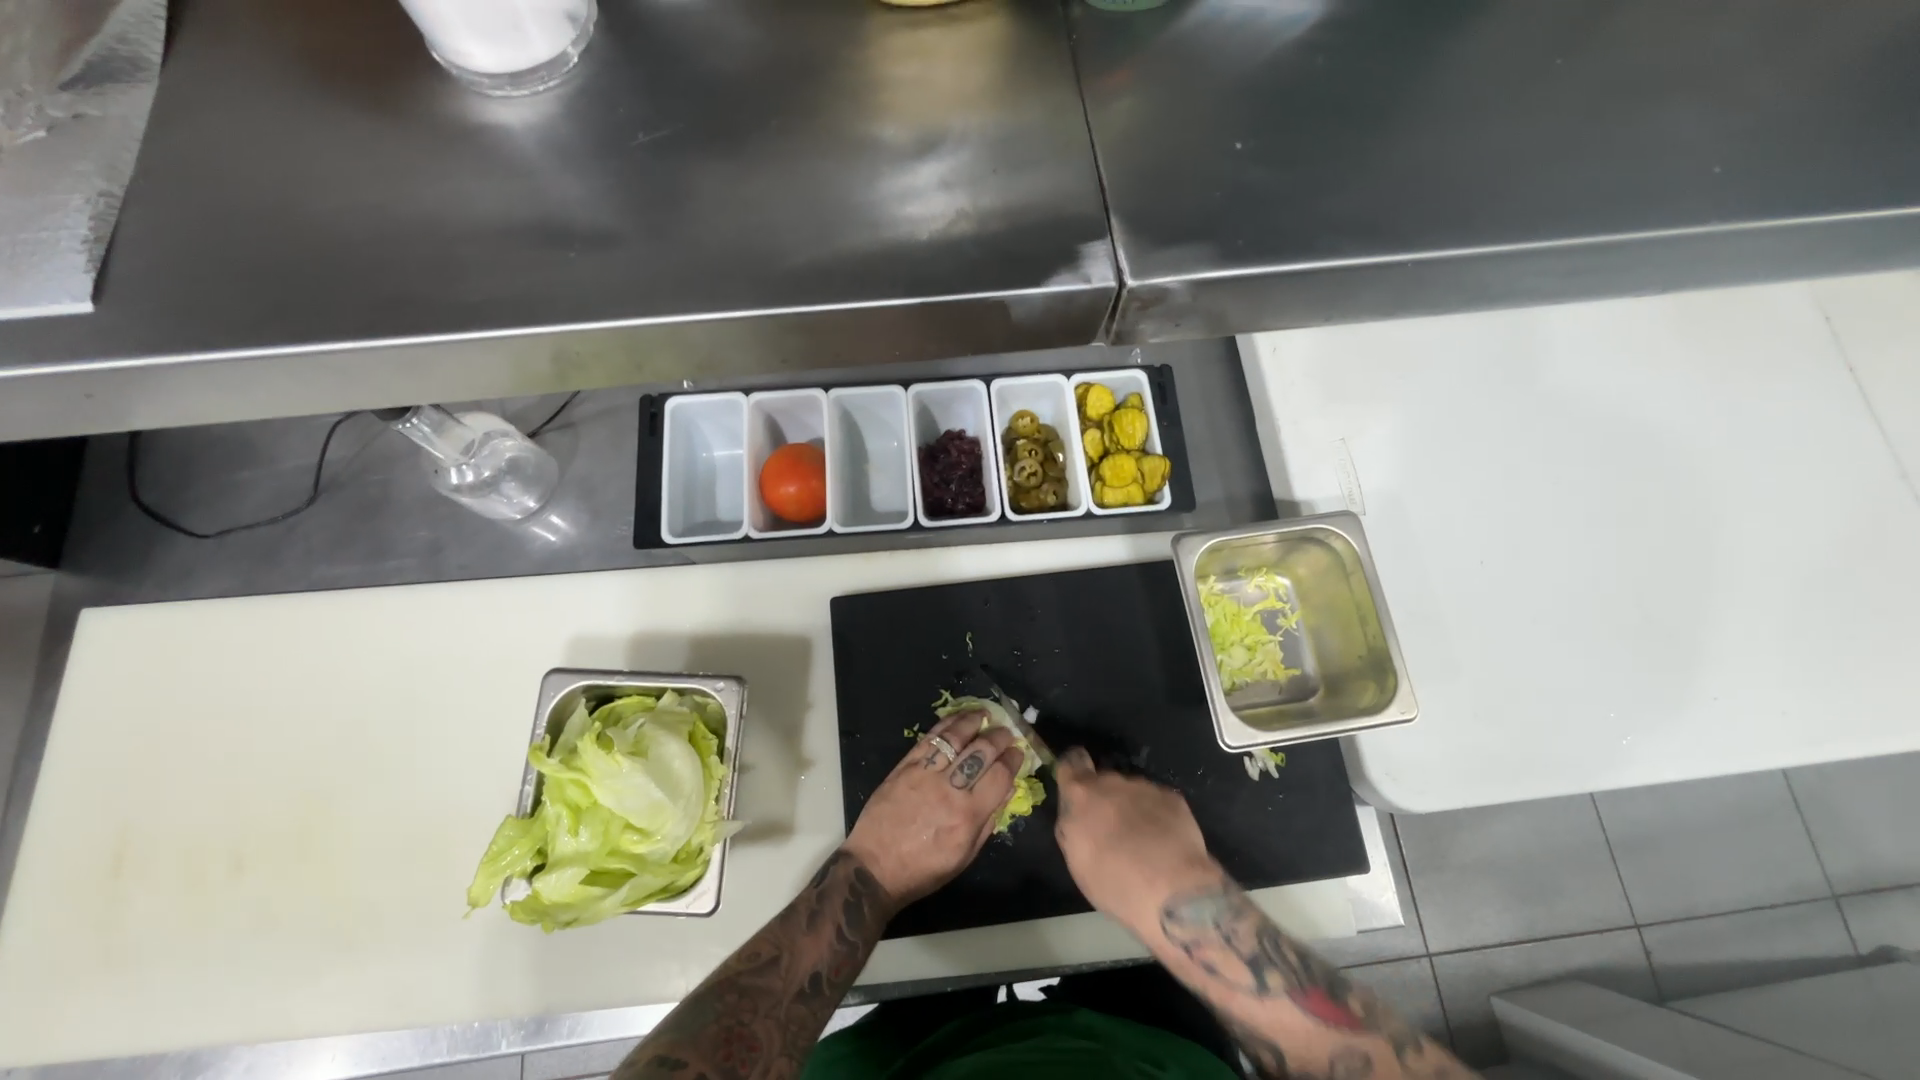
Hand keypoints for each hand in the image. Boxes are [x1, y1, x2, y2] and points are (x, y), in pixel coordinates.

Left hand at [840, 707, 1023, 911]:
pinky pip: (929, 739)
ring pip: (955, 738)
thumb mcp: (965, 856)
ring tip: (984, 715)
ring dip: (973, 722)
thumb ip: (989, 822)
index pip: (1000, 776)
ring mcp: (924, 775)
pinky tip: (958, 719)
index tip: (1018, 751)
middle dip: (999, 737)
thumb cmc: (924, 869)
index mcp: (968, 816)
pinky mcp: (904, 767)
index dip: (1013, 759)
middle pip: (981, 751)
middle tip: (1006, 732)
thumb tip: (1008, 790)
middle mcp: (949, 790)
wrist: (876, 867)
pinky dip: (946, 725)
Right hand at [1054, 749, 1222, 932]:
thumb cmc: (1115, 884)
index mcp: (1080, 796)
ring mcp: (1144, 787)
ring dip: (1134, 809)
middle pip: (1104, 782)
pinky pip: (1158, 802)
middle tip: (1116, 832)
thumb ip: (1074, 828)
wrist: (1172, 891)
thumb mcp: (1077, 861)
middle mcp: (1111, 782)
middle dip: (1107, 801)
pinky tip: (1166, 844)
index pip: (1071, 763)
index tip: (1080, 788)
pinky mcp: (1172, 797)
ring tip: (1145, 843)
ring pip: (1133, 793)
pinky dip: (1159, 817)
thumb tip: (1079, 816)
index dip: (1075, 772)